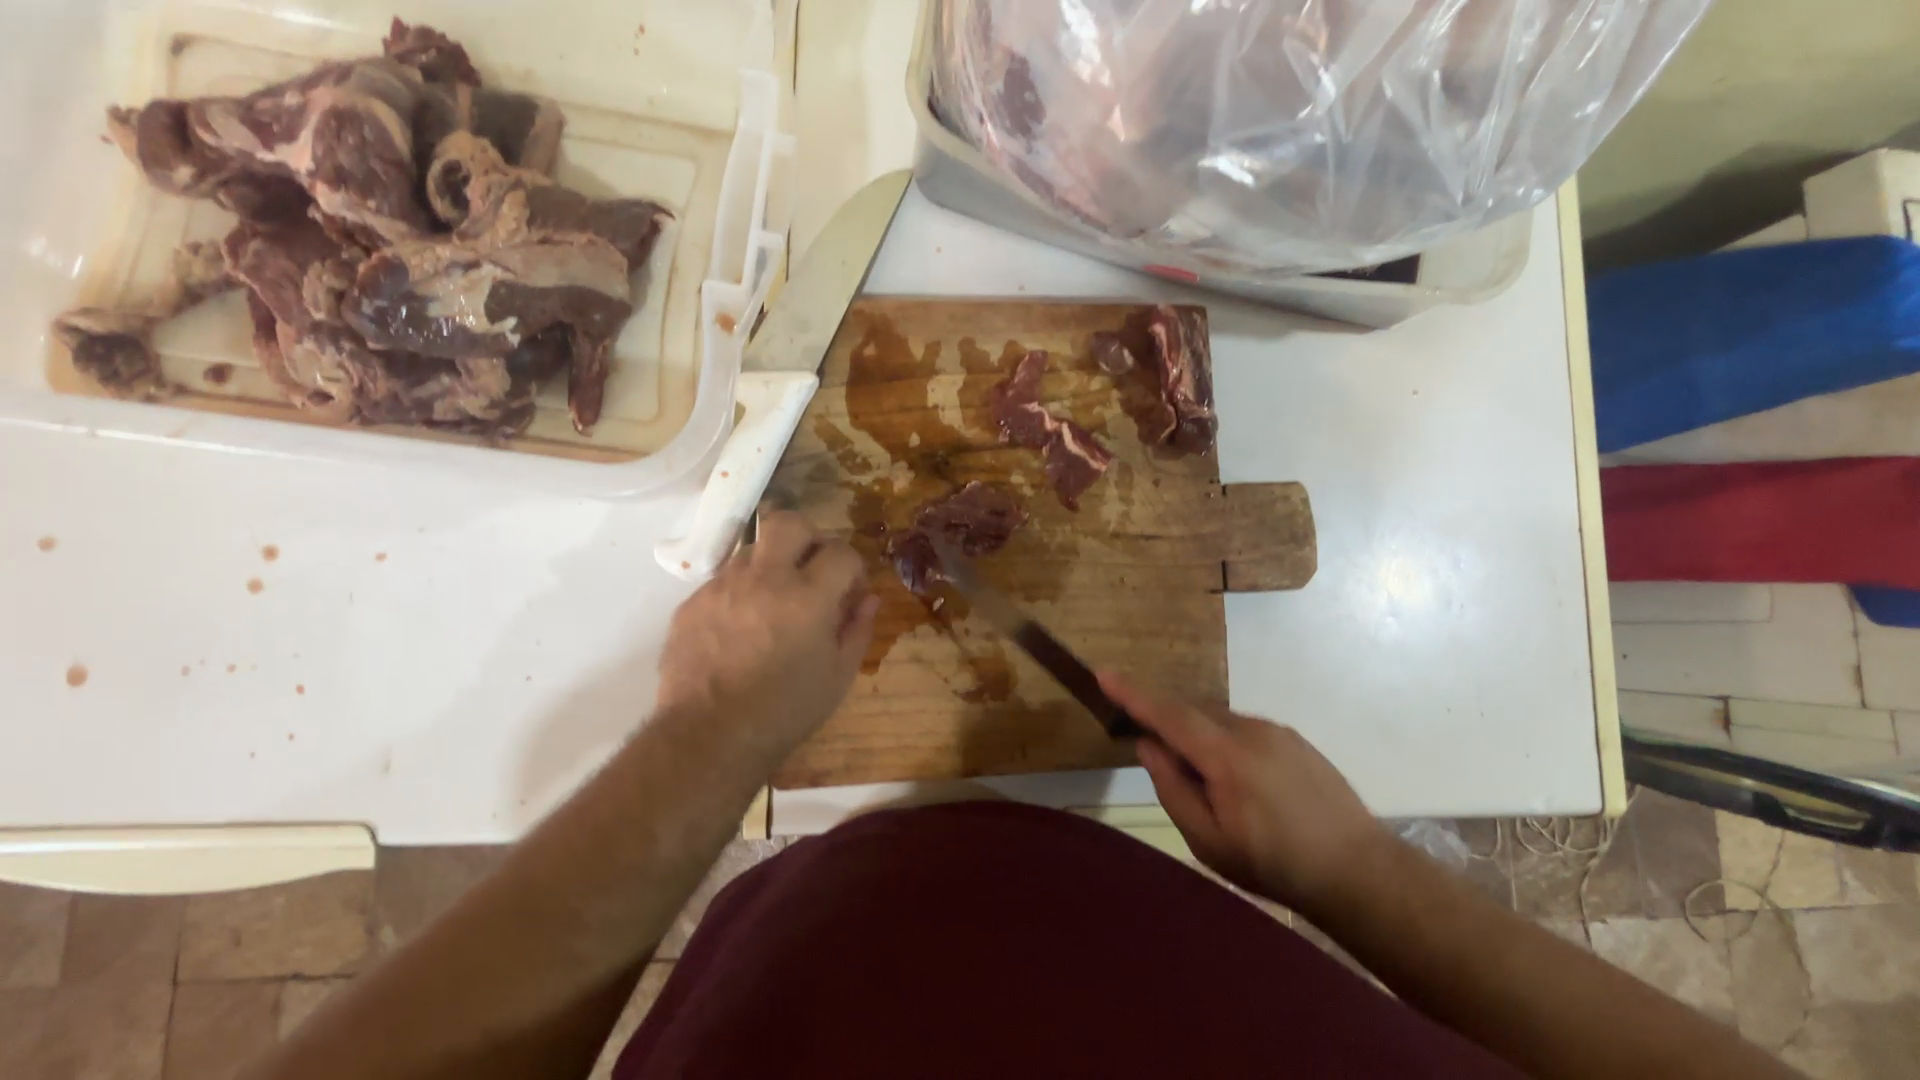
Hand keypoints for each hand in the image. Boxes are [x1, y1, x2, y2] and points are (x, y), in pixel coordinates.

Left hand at [657, 511, 879, 753]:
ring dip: (771, 565)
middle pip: (789, 523)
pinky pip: (722, 582)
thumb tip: (868, 599)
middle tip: (812, 568)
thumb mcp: (837, 677)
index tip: (851, 590)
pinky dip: (740, 594)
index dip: (852, 568)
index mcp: (808, 597)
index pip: (840, 552)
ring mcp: (722, 587)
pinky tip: (741, 630)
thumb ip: (856, 630)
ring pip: (752, 550)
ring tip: (775, 603)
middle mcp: (764, 579)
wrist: (709, 736)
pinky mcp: (692, 603)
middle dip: (809, 537)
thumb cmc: (785, 712)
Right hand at [1101, 673, 1394, 912]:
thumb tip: (1149, 746)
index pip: (1168, 714)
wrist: (1358, 871)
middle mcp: (1252, 730)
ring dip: (1197, 736)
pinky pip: (1244, 729)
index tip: (1103, 673)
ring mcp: (1278, 732)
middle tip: (1153, 755)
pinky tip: (1235, 782)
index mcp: (1226, 756)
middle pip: (1192, 712)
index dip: (1133, 694)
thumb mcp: (1208, 841)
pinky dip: (1223, 742)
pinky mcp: (1295, 741)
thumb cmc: (1274, 864)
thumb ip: (1172, 789)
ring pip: (1219, 720)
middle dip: (1165, 721)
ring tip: (1203, 784)